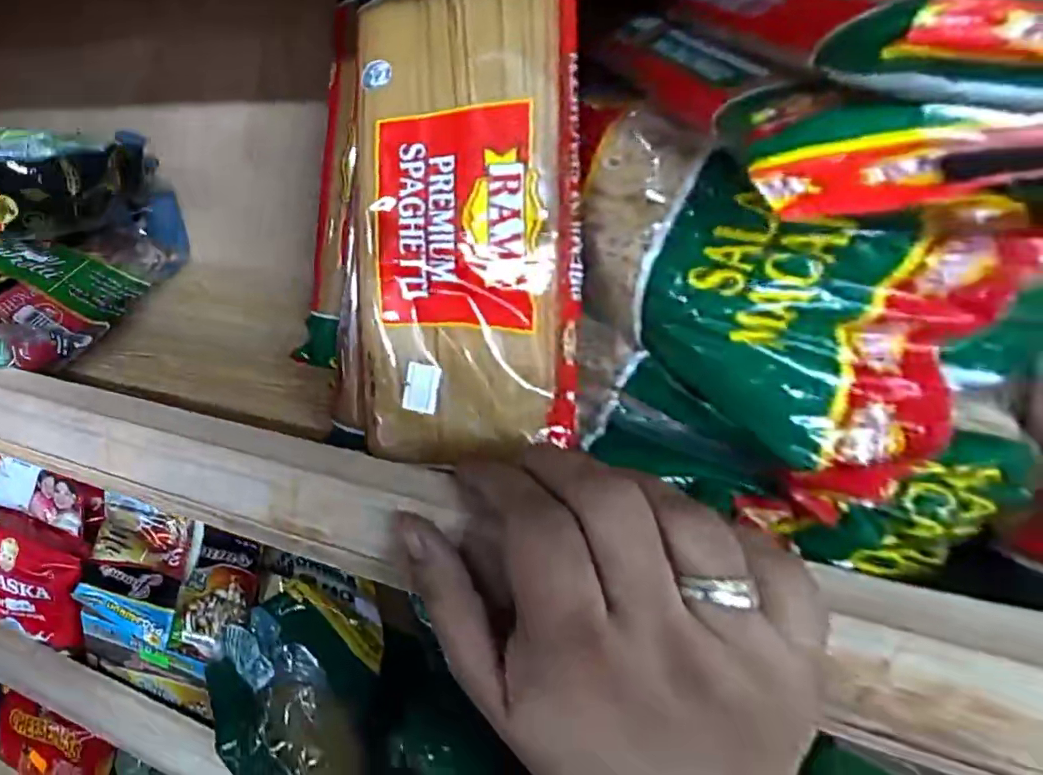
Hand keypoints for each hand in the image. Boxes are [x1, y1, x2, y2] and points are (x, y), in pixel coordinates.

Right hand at [398, 446, 825, 774]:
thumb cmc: (571, 750)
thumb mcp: (487, 689)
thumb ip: (446, 602)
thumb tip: (409, 520)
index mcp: (579, 649)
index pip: (540, 526)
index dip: (500, 479)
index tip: (474, 470)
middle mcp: (666, 639)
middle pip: (612, 505)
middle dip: (556, 464)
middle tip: (525, 466)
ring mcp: (747, 648)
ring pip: (688, 518)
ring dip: (628, 483)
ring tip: (593, 489)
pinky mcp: (802, 657)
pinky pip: (774, 562)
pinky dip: (721, 527)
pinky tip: (677, 531)